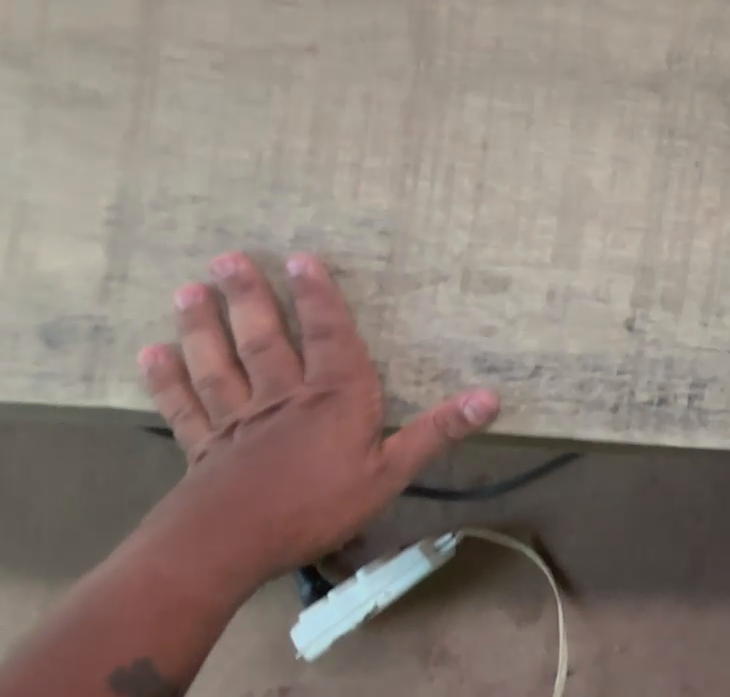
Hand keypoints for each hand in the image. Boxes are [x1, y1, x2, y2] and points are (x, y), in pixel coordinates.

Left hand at [135, 252, 499, 591]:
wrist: (215, 554)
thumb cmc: (312, 509)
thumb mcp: (390, 473)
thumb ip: (438, 431)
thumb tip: (492, 396)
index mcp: (334, 397)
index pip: (328, 335)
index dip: (317, 296)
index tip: (301, 258)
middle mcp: (284, 397)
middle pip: (264, 339)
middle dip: (248, 298)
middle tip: (227, 259)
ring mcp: (238, 421)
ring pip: (221, 363)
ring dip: (204, 326)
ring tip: (189, 291)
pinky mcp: (204, 448)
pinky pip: (186, 406)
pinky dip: (169, 379)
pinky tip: (153, 354)